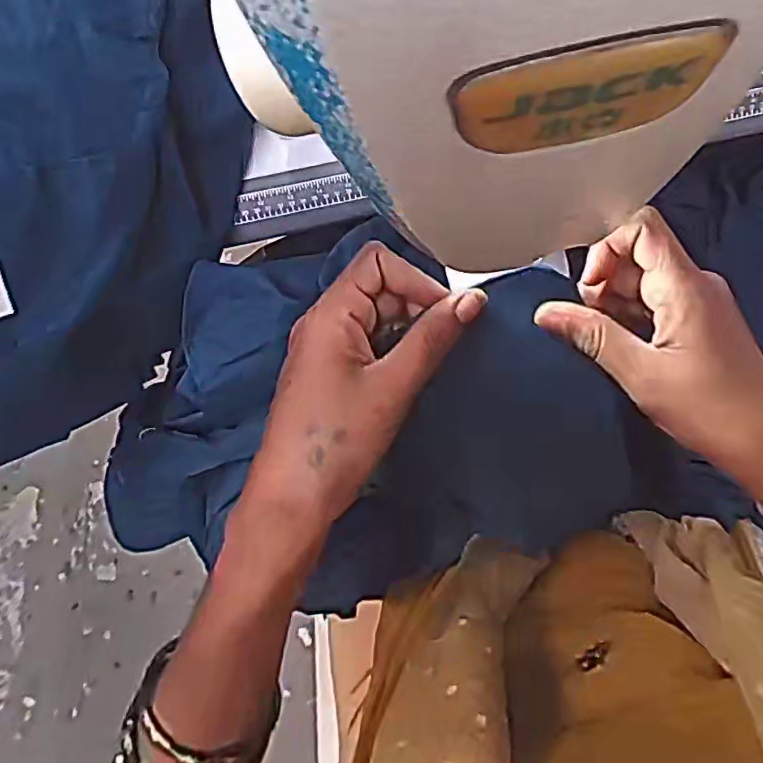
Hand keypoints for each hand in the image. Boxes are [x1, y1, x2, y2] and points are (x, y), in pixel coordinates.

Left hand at [241, 242, 486, 544]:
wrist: (293, 500)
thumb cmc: (330, 445)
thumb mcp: (393, 385)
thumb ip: (433, 337)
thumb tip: (469, 302)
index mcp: (329, 314)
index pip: (378, 262)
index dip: (417, 280)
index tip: (446, 312)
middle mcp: (323, 322)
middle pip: (380, 285)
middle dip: (417, 306)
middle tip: (441, 341)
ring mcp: (326, 346)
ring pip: (378, 314)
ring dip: (408, 330)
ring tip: (421, 365)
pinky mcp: (332, 370)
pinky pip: (370, 340)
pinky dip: (395, 349)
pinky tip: (405, 377)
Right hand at [534, 207, 762, 505]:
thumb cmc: (716, 412)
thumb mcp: (641, 373)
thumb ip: (592, 335)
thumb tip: (549, 313)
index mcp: (686, 286)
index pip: (641, 229)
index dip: (605, 251)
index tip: (588, 291)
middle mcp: (698, 284)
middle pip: (638, 255)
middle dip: (605, 284)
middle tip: (597, 326)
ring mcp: (704, 302)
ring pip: (646, 280)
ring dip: (619, 305)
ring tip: (618, 346)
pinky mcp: (705, 321)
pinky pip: (661, 301)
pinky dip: (638, 319)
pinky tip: (636, 352)